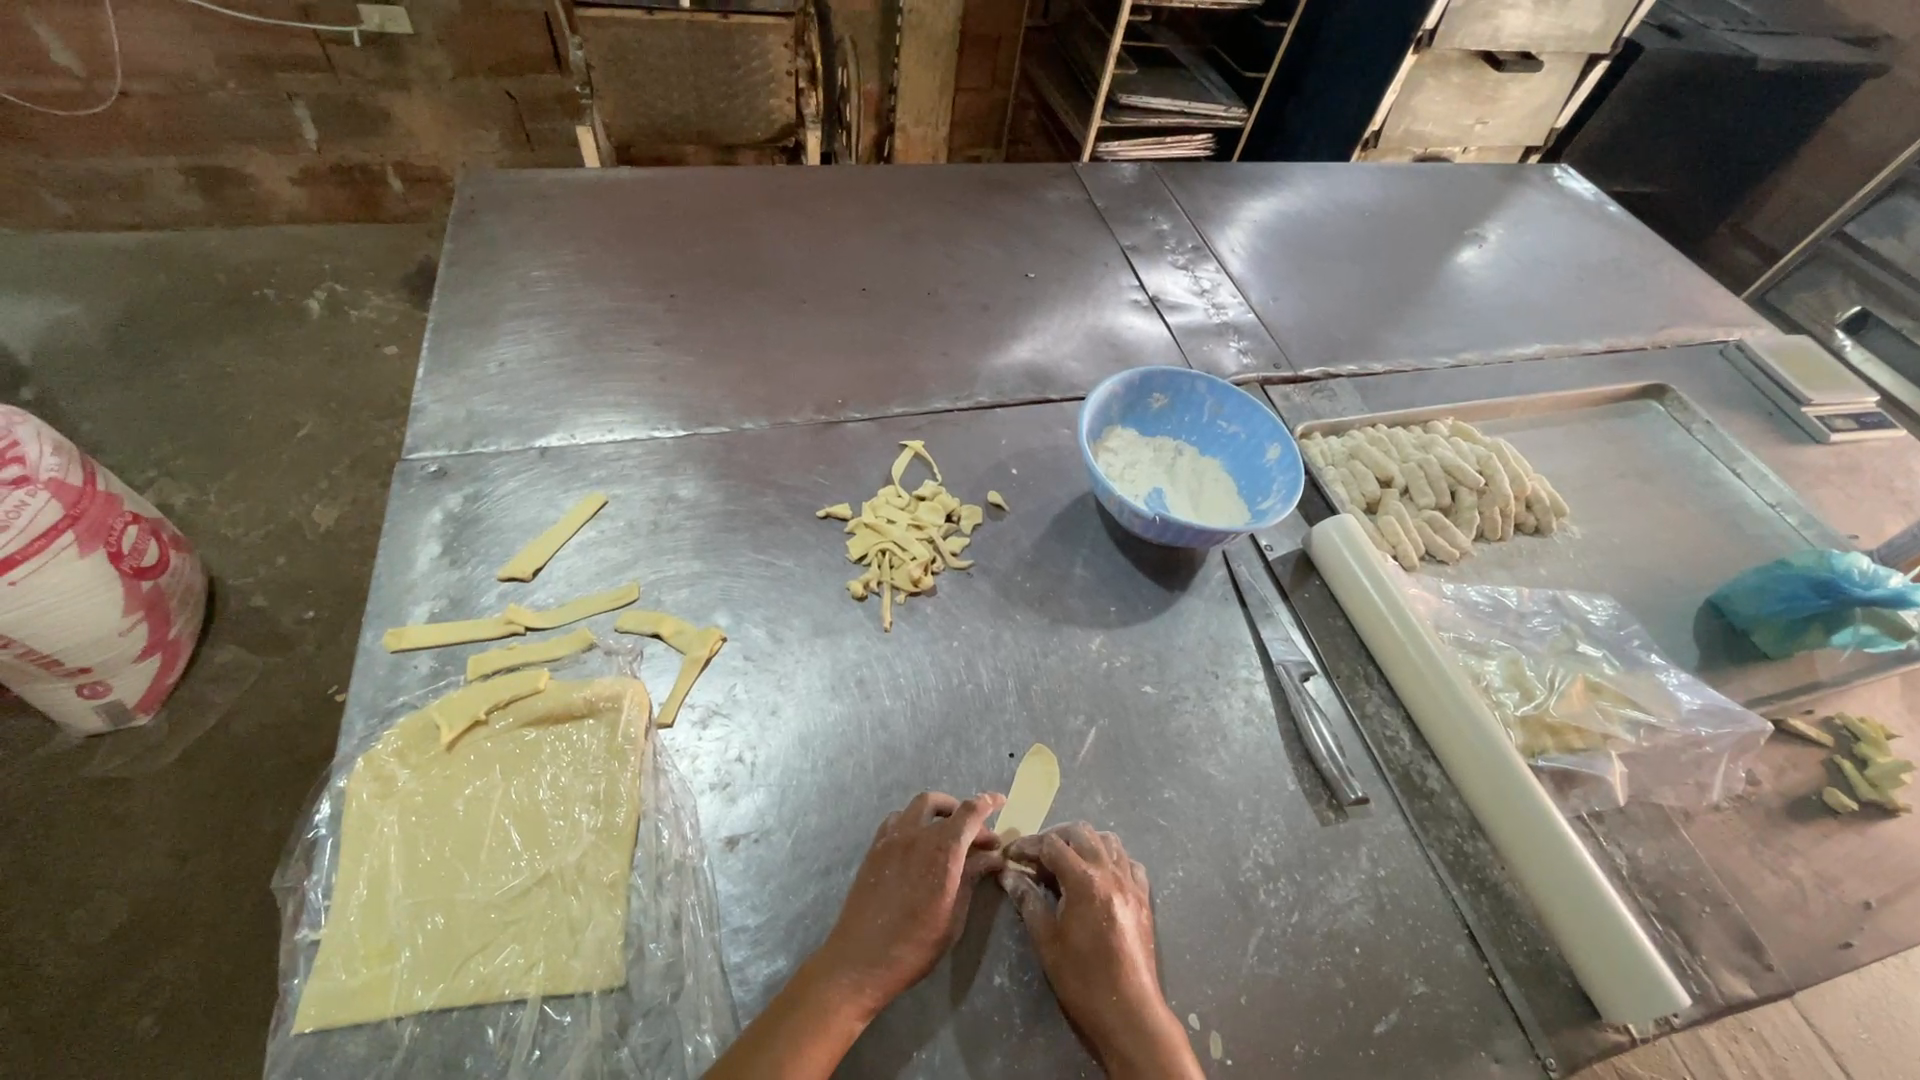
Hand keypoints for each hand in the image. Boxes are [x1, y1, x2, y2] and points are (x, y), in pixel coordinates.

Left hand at [813, 791, 1006, 1017]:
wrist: (862, 959)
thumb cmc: (917, 944)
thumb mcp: (955, 914)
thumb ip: (972, 877)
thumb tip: (991, 857)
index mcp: (942, 849)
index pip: (970, 812)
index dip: (988, 802)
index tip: (1000, 801)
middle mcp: (915, 834)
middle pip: (941, 804)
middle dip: (962, 812)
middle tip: (975, 836)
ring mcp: (890, 839)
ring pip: (916, 807)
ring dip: (936, 813)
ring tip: (947, 834)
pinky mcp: (874, 849)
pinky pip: (896, 820)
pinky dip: (913, 821)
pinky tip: (917, 843)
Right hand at [1000, 824, 1200, 1078]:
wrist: (1128, 1011)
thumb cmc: (1081, 978)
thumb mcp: (1046, 940)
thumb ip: (1028, 900)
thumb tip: (1009, 875)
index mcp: (1084, 880)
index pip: (1052, 844)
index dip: (1028, 845)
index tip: (1011, 855)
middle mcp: (1110, 872)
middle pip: (1081, 832)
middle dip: (1055, 838)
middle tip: (1036, 857)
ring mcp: (1131, 883)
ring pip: (1108, 841)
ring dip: (1084, 843)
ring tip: (1066, 863)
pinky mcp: (1144, 897)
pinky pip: (1129, 862)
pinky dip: (1111, 859)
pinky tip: (1098, 877)